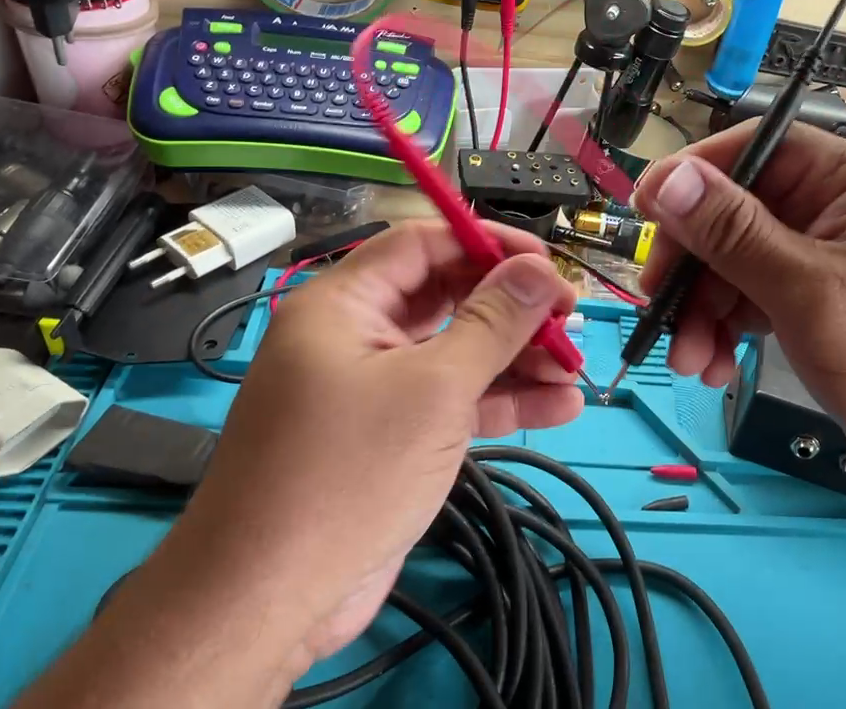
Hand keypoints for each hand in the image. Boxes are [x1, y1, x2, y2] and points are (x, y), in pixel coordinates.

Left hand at [169, 220, 580, 665]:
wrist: (270, 601)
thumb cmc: (348, 473)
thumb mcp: (434, 389)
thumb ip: (493, 323)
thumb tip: (539, 270)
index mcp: (344, 304)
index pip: (423, 244)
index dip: (489, 245)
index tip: (547, 263)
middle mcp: (357, 336)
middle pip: (447, 298)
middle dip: (512, 310)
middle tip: (570, 320)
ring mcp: (376, 390)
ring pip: (457, 354)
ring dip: (518, 361)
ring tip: (574, 372)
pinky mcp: (393, 438)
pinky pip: (453, 402)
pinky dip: (500, 403)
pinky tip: (558, 408)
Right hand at [632, 123, 845, 482]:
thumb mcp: (812, 295)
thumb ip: (735, 234)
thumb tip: (666, 178)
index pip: (759, 148)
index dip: (696, 177)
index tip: (646, 215)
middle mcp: (840, 205)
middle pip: (739, 211)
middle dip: (695, 265)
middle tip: (657, 308)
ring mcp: (829, 254)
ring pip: (739, 260)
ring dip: (704, 307)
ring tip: (689, 360)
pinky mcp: (820, 296)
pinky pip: (756, 294)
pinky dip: (728, 325)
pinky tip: (712, 363)